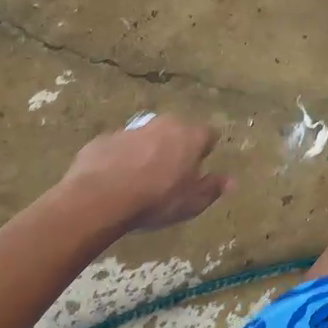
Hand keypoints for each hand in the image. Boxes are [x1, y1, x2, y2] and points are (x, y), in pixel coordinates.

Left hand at [54, 115, 232, 232]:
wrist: (96, 201)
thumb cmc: (154, 200)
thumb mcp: (191, 203)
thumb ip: (213, 189)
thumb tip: (232, 180)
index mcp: (192, 135)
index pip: (209, 136)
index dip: (203, 152)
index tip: (195, 171)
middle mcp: (165, 125)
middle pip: (176, 132)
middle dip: (174, 148)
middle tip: (166, 175)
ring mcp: (131, 130)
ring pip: (144, 139)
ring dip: (144, 153)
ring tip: (134, 181)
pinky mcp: (101, 141)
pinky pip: (115, 148)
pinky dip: (116, 160)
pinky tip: (109, 182)